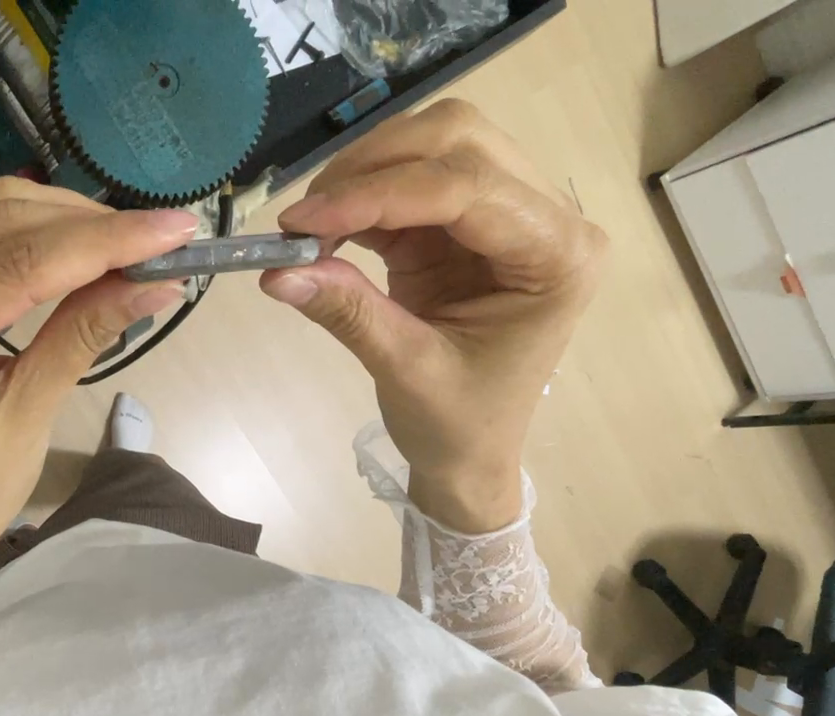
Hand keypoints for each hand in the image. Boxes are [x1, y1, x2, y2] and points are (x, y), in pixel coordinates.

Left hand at [0, 178, 195, 636]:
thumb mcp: (29, 415)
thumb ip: (83, 335)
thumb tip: (158, 281)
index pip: (10, 269)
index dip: (98, 244)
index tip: (173, 230)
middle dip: (88, 226)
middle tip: (165, 238)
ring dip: (66, 221)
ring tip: (133, 242)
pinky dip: (37, 233)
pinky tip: (85, 245)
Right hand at [259, 100, 606, 531]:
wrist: (470, 454)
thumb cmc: (458, 425)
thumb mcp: (405, 370)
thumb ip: (349, 313)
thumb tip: (276, 271)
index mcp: (557, 255)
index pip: (467, 189)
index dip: (378, 194)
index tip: (301, 222)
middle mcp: (545, 218)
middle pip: (458, 142)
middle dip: (372, 168)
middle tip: (303, 219)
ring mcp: (505, 216)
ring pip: (435, 148)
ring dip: (364, 175)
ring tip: (310, 225)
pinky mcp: (464, 227)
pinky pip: (410, 186)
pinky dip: (362, 200)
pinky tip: (325, 229)